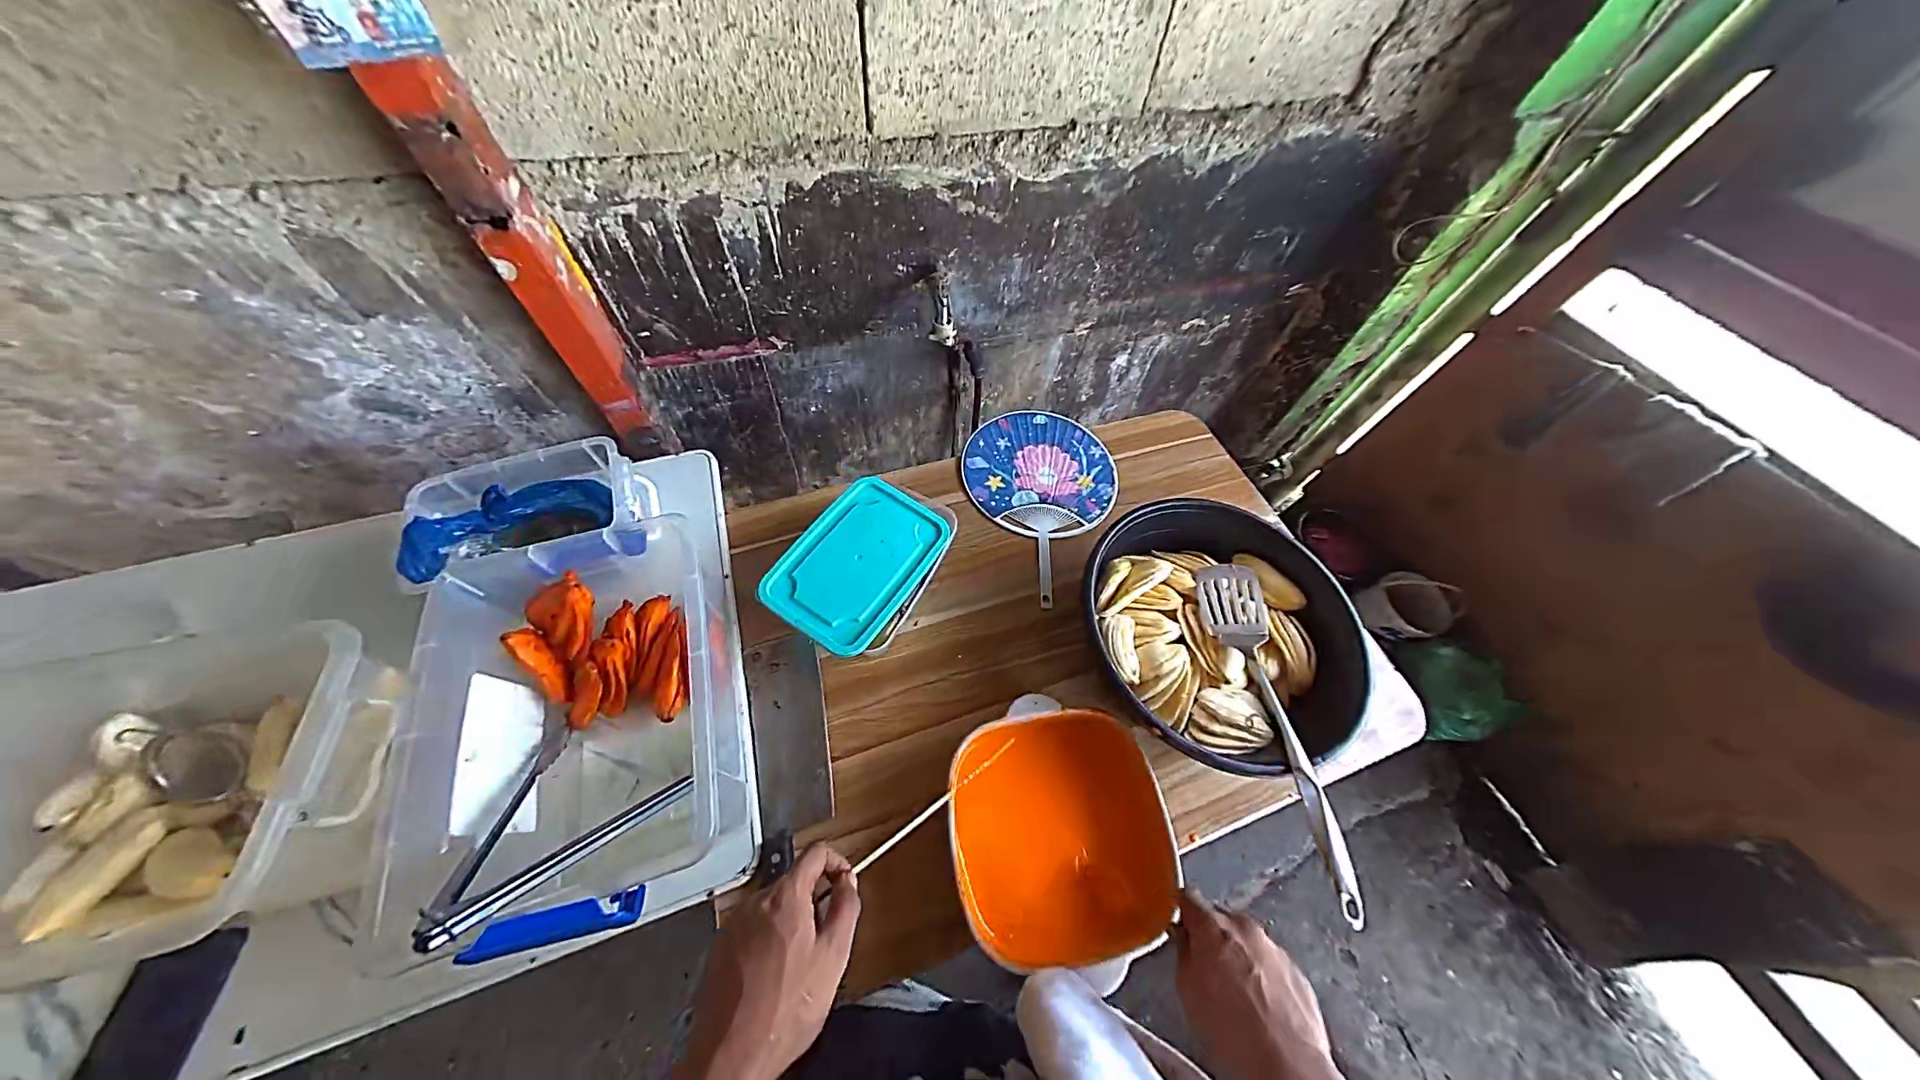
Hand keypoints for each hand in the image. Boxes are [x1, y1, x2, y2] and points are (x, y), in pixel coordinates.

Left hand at [676, 844, 860, 1079]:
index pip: (815, 852)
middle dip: (813, 902)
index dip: (837, 861)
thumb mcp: (833, 957)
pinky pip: (752, 928)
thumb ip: (846, 908)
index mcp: (786, 898)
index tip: (845, 880)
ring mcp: (733, 924)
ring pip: (773, 908)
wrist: (730, 1057)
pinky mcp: (720, 947)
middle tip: (824, 938)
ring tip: (796, 966)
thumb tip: (848, 882)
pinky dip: (767, 941)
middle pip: (794, 881)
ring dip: (790, 924)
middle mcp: (755, 903)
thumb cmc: (782, 1012)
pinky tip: (772, 976)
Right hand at [1172, 889, 1341, 1079]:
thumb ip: (1183, 951)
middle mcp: (1245, 929)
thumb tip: (1184, 940)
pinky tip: (1257, 1007)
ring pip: (1246, 941)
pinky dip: (1261, 976)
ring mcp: (1274, 948)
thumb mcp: (1186, 989)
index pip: (1188, 897)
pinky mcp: (1296, 972)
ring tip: (1234, 995)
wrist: (1286, 1067)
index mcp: (1213, 926)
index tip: (1176, 919)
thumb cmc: (1233, 1033)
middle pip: (1219, 918)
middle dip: (1211, 936)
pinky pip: (1270, 963)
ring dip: (1238, 957)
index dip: (1180, 908)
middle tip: (1204, 967)